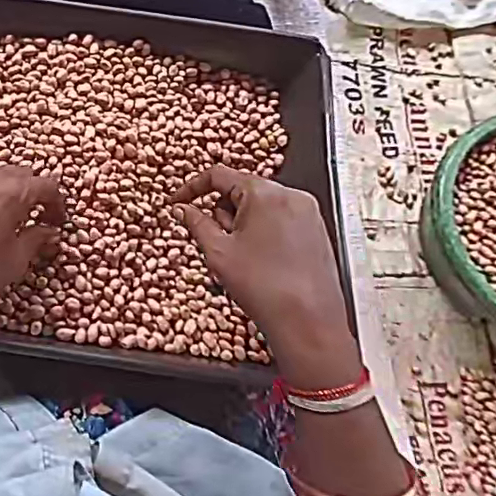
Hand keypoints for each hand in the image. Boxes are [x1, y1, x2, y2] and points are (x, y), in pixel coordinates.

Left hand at [0, 166, 65, 304]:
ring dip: (11, 191)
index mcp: (11, 193)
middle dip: (35, 193)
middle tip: (39, 217)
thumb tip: (48, 232)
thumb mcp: (15, 260)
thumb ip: (37, 239)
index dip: (58, 203)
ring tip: (13, 217)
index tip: (58, 221)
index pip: (47, 186)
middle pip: (23, 174)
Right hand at [170, 165, 359, 387]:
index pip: (219, 175)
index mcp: (265, 194)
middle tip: (211, 238)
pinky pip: (279, 219)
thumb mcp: (218, 252)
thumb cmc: (266, 287)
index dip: (192, 188)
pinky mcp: (315, 230)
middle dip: (220, 210)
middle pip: (242, 189)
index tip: (180, 203)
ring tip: (236, 256)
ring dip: (240, 222)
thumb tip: (183, 210)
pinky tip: (256, 260)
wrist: (307, 320)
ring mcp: (307, 213)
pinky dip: (261, 231)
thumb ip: (196, 223)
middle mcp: (291, 196)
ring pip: (260, 205)